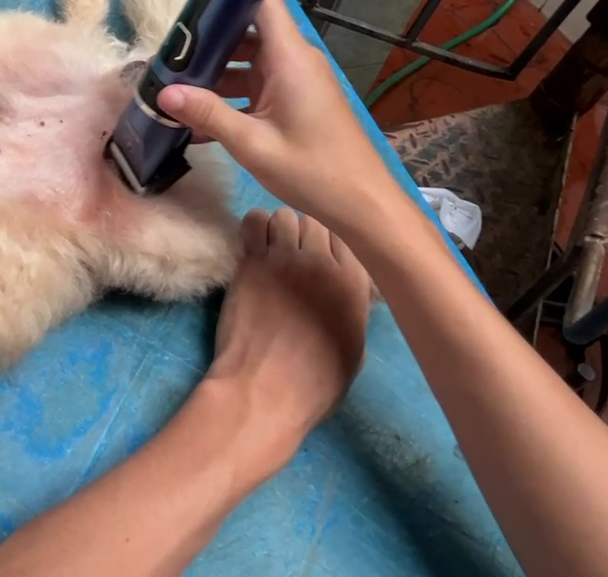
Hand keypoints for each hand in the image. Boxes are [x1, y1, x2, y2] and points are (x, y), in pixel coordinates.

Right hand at [157, 0, 405, 237]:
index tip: (189, 8)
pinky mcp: (295, 102)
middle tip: (166, 58)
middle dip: (207, 45)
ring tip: (173, 90)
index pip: (261, 1)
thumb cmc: (312, 170)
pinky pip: (257, 88)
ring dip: (215, 77)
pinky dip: (232, 98)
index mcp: (289, 58)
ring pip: (248, 64)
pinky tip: (198, 122)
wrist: (362, 205)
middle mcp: (294, 61)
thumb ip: (207, 114)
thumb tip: (162, 94)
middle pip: (247, 33)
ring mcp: (296, 82)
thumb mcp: (252, 144)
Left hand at [206, 208, 371, 467]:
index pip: (348, 236)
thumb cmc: (313, 385)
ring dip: (279, 228)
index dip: (333, 243)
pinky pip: (254, 221)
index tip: (322, 257)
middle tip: (293, 254)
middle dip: (305, 233)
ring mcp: (285, 259)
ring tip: (271, 249)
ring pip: (285, 215)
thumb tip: (346, 291)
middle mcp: (323, 264)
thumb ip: (352, 309)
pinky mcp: (252, 261)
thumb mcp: (353, 350)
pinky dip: (253, 227)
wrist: (263, 392)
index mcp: (355, 286)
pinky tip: (252, 245)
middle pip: (317, 220)